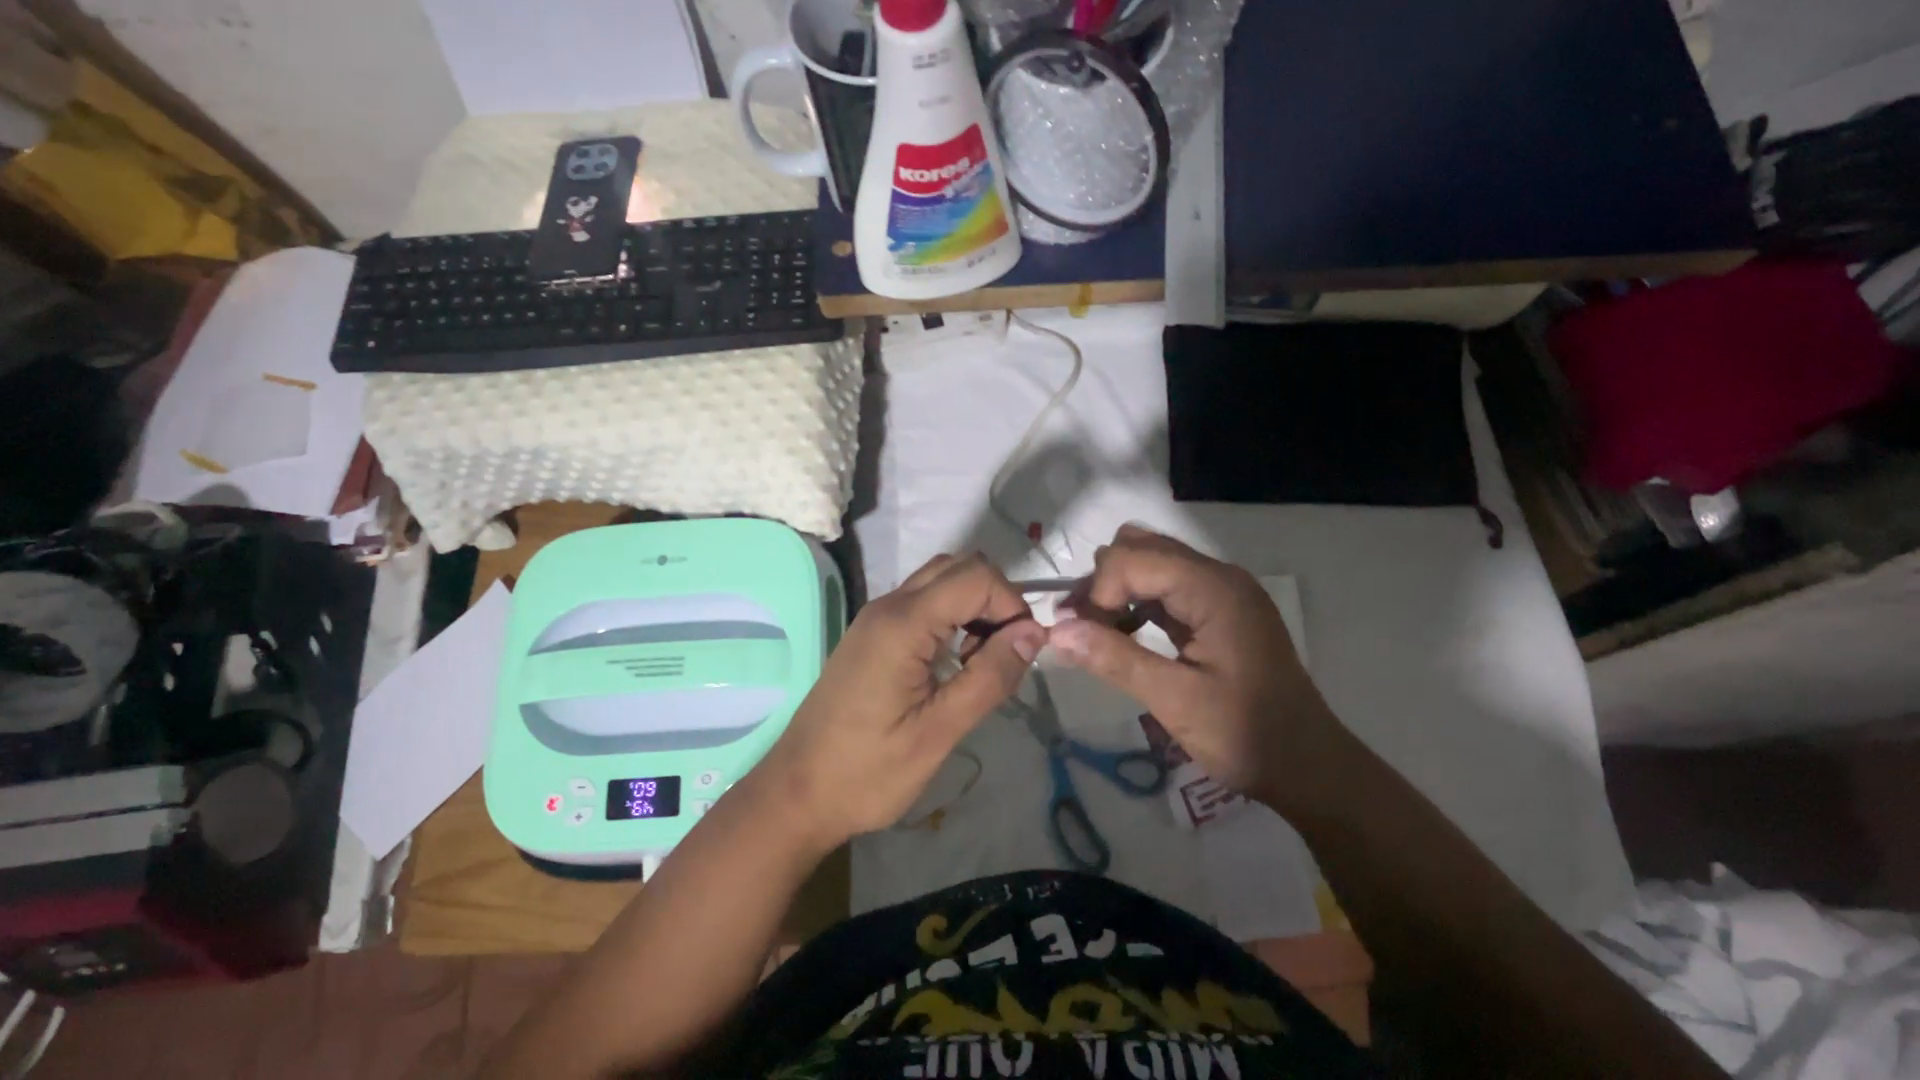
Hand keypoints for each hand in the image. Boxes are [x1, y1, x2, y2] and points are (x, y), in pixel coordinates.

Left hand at [751, 554, 1047, 848]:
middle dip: (994, 601)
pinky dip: (950, 620)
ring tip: (980, 665)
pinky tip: (953, 667)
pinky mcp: (870, 638)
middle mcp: (887, 608)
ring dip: (973, 609)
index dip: (1011, 605)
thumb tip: (1034, 633)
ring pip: (939, 583)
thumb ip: (988, 678)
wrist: (797, 794)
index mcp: (902, 624)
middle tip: (1004, 656)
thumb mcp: (938, 732)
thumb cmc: (868, 772)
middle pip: (958, 568)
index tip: (1024, 652)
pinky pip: (921, 606)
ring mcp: (875, 620)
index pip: (976, 577)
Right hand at [1048, 525, 1340, 812]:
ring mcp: (1223, 594)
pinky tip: (1124, 638)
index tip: (1077, 636)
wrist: (1308, 766)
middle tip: (1080, 632)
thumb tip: (1055, 631)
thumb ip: (1114, 659)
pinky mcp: (1220, 614)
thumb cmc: (1245, 734)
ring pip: (1153, 566)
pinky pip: (1169, 590)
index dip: (1097, 590)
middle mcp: (1220, 578)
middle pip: (1142, 549)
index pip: (1134, 558)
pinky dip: (1139, 605)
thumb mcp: (1175, 700)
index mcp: (1214, 590)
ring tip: (1095, 636)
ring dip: (1118, 592)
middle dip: (1103, 583)